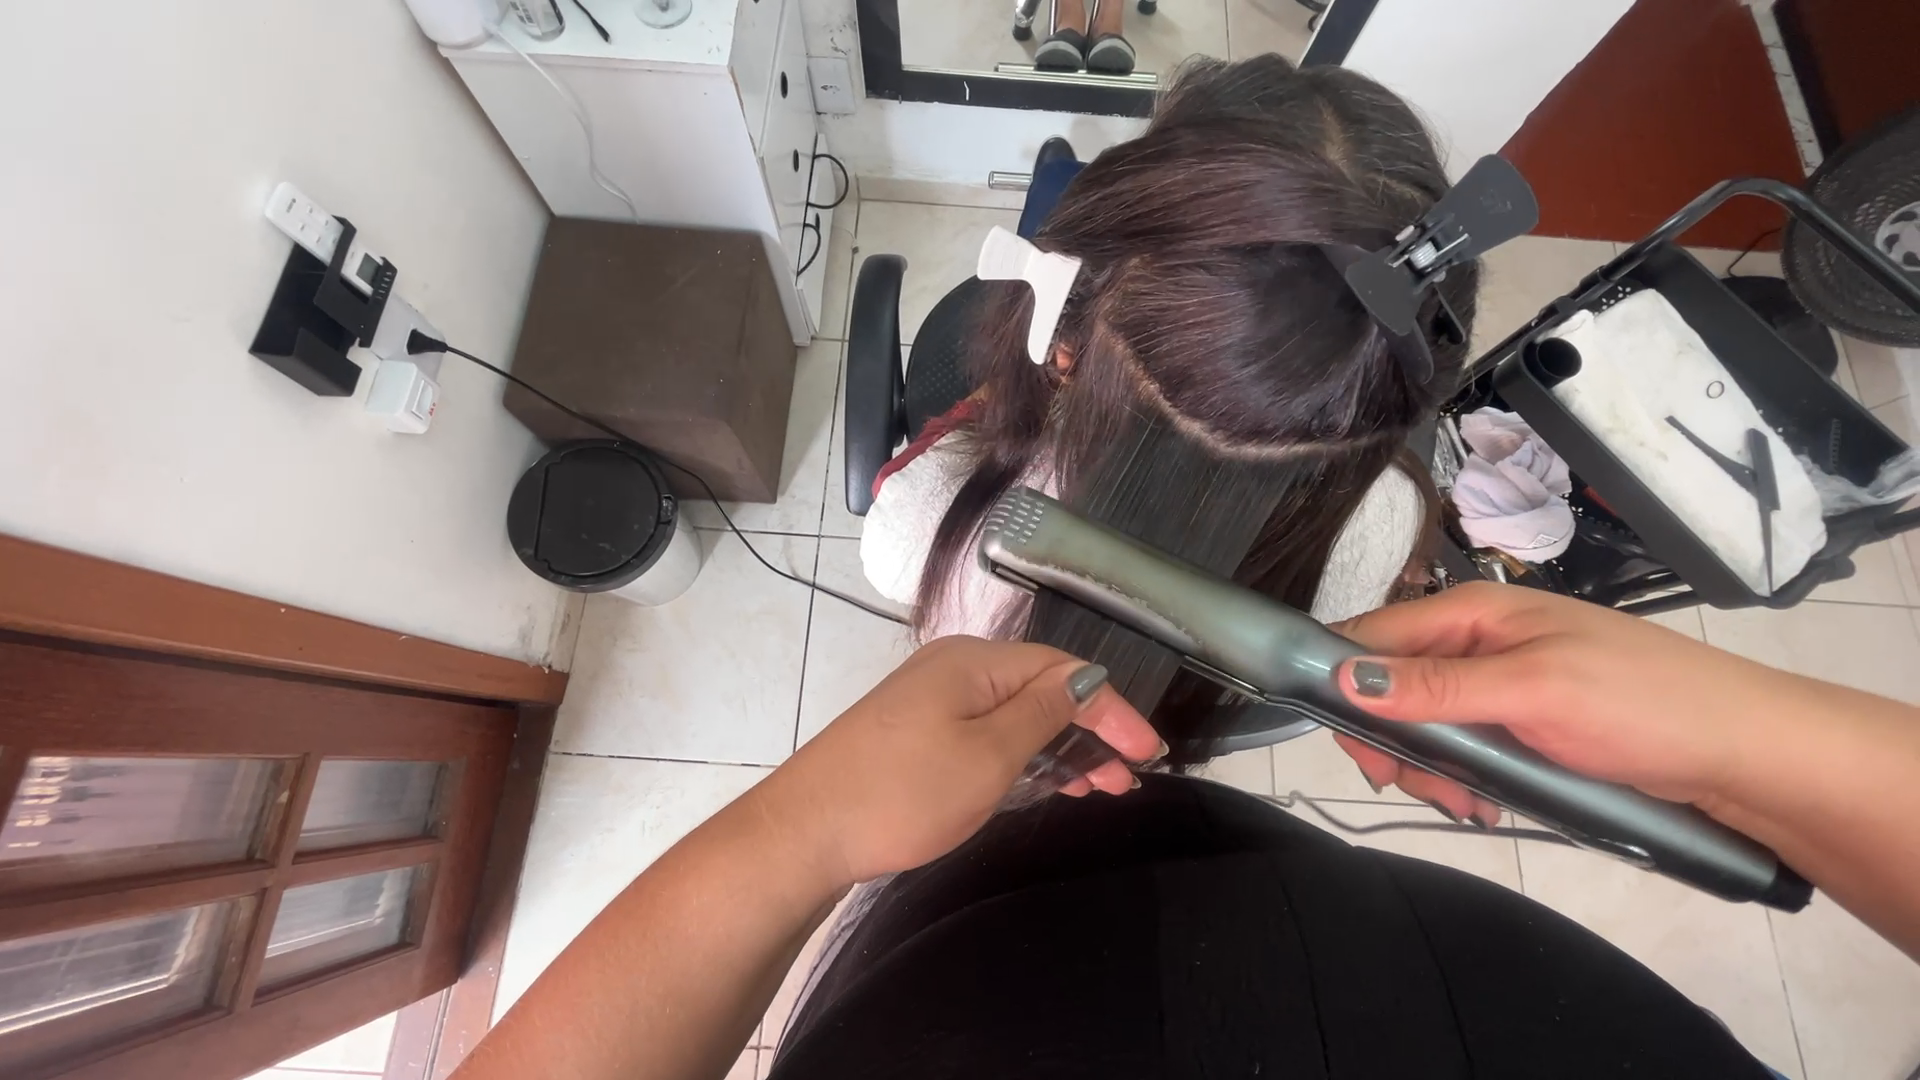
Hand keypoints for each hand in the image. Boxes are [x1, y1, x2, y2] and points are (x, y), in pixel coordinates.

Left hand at [755, 635, 1161, 887]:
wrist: (805, 831)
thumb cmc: (903, 792)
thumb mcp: (987, 755)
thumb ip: (1042, 712)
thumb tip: (1087, 677)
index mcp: (973, 661)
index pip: (1062, 670)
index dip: (1110, 706)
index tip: (1148, 752)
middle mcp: (954, 667)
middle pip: (1039, 687)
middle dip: (1089, 727)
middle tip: (1126, 777)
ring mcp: (932, 698)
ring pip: (1014, 712)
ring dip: (1059, 744)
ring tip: (1099, 785)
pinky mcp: (918, 729)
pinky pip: (985, 731)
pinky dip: (1022, 754)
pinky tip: (1045, 780)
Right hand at [1328, 582, 1793, 823]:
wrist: (1752, 756)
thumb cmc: (1643, 706)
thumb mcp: (1533, 692)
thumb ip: (1436, 686)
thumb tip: (1342, 678)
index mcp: (1467, 612)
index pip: (1369, 634)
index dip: (1342, 681)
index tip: (1351, 741)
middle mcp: (1469, 638)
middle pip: (1385, 682)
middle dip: (1388, 737)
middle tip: (1408, 786)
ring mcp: (1491, 678)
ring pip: (1415, 718)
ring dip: (1425, 765)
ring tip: (1463, 804)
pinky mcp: (1512, 716)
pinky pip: (1454, 740)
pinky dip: (1454, 773)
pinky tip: (1480, 800)